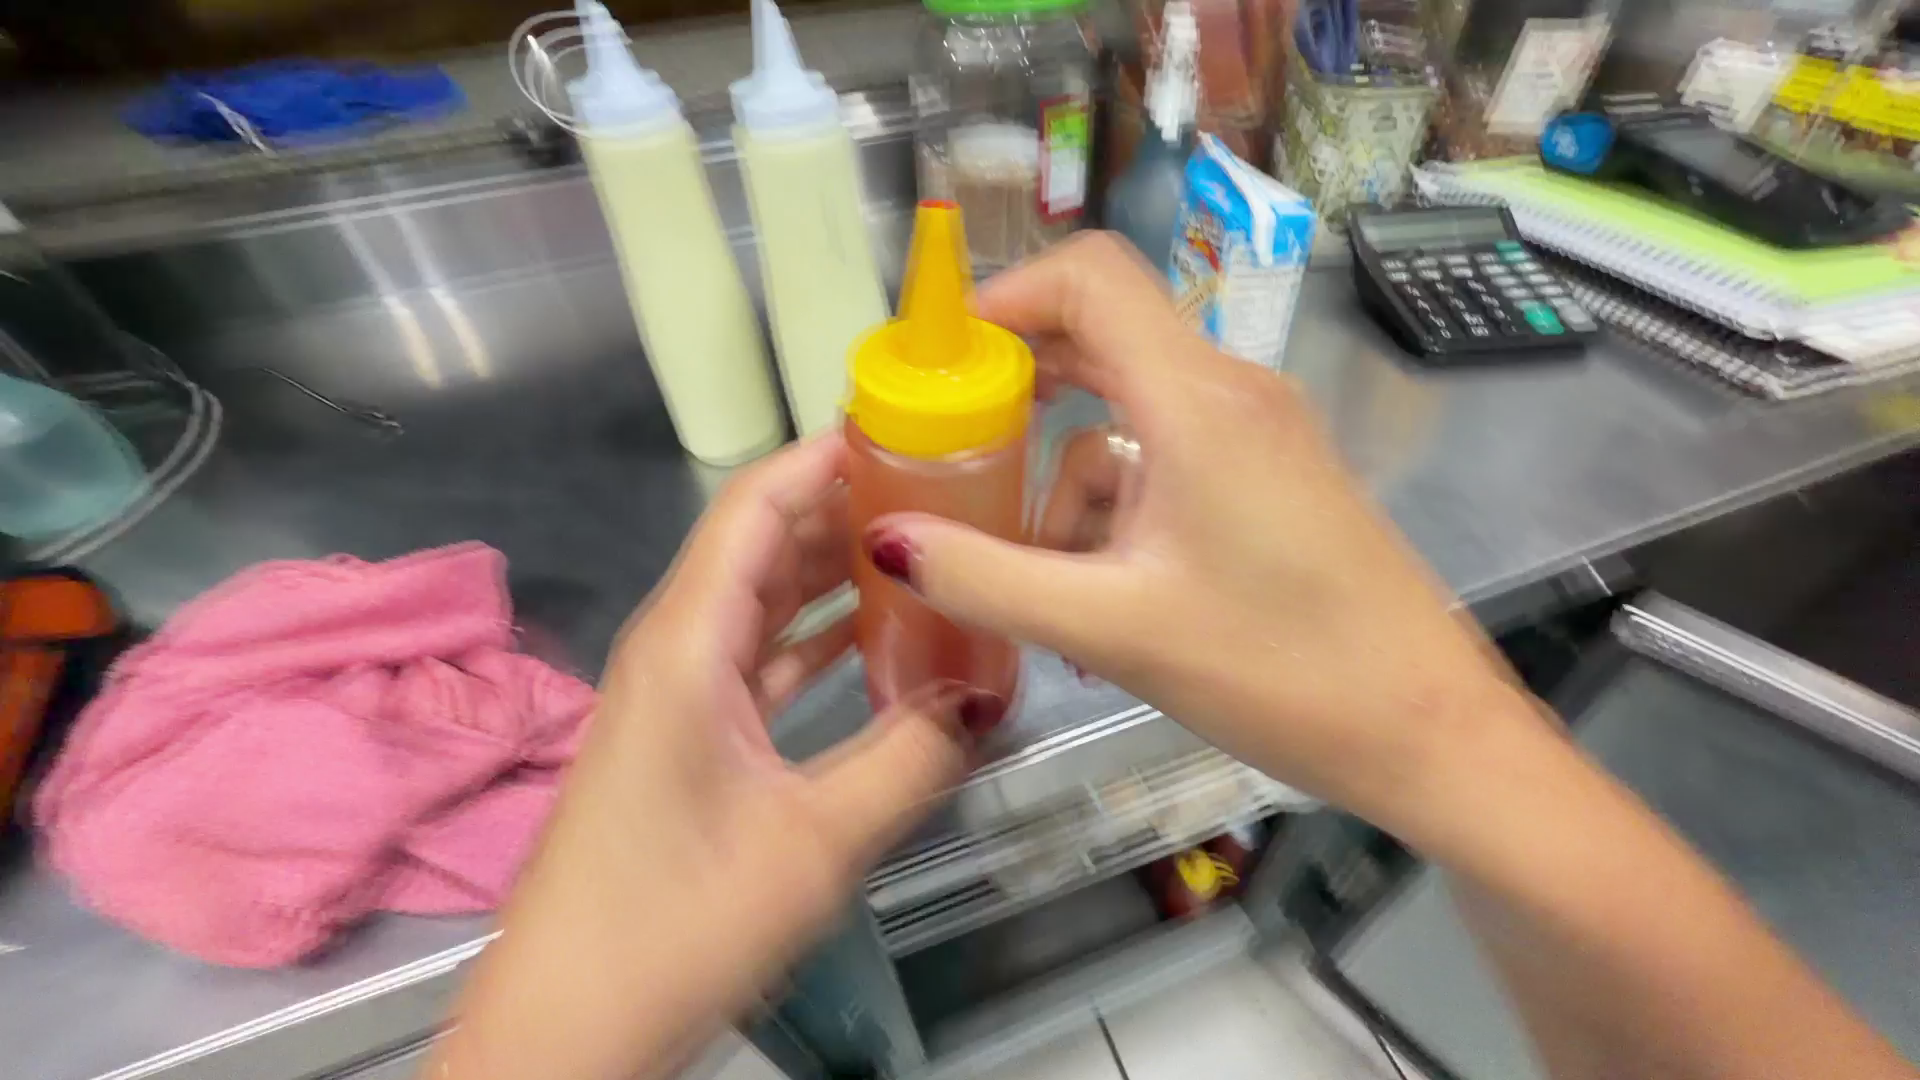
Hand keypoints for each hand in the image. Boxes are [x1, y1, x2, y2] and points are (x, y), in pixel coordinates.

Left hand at [434, 433, 977, 1079]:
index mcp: (689, 641)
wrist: (566, 1032)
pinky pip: (759, 655)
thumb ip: (910, 759)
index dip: (819, 459)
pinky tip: (873, 639)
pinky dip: (814, 637)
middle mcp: (677, 646)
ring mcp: (679, 689)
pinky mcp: (688, 732)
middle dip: (839, 509)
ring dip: (829, 572)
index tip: (896, 432)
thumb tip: (988, 699)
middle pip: (759, 543)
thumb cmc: (674, 925)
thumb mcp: (815, 843)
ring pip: (761, 599)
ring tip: (915, 551)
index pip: (753, 507)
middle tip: (931, 492)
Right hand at [861, 234, 1533, 837]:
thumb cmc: (1281, 672)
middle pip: (1102, 343)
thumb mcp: (1114, 628)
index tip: (943, 360)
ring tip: (1040, 575)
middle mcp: (1229, 394)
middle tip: (956, 455)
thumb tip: (888, 541)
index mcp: (1197, 402)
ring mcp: (1254, 437)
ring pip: (1123, 422)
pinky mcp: (1264, 481)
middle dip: (1020, 396)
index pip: (1091, 278)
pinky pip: (1161, 464)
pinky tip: (1100, 591)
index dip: (1006, 296)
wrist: (1428, 734)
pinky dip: (1112, 511)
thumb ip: (990, 579)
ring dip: (1065, 486)